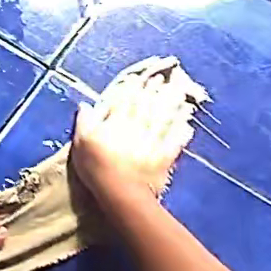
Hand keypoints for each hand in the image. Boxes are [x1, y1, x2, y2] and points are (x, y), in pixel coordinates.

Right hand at [71, 66, 196, 204]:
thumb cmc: (96, 167)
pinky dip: (183, 132)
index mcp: (117, 123)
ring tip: (180, 94)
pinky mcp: (164, 157)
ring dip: (172, 106)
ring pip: (164, 120)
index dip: (133, 88)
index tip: (139, 77)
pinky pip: (175, 141)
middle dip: (154, 92)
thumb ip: (84, 122)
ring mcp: (153, 142)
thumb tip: (86, 105)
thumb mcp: (81, 143)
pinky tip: (189, 124)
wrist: (121, 193)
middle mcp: (138, 128)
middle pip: (147, 106)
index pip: (125, 101)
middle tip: (162, 79)